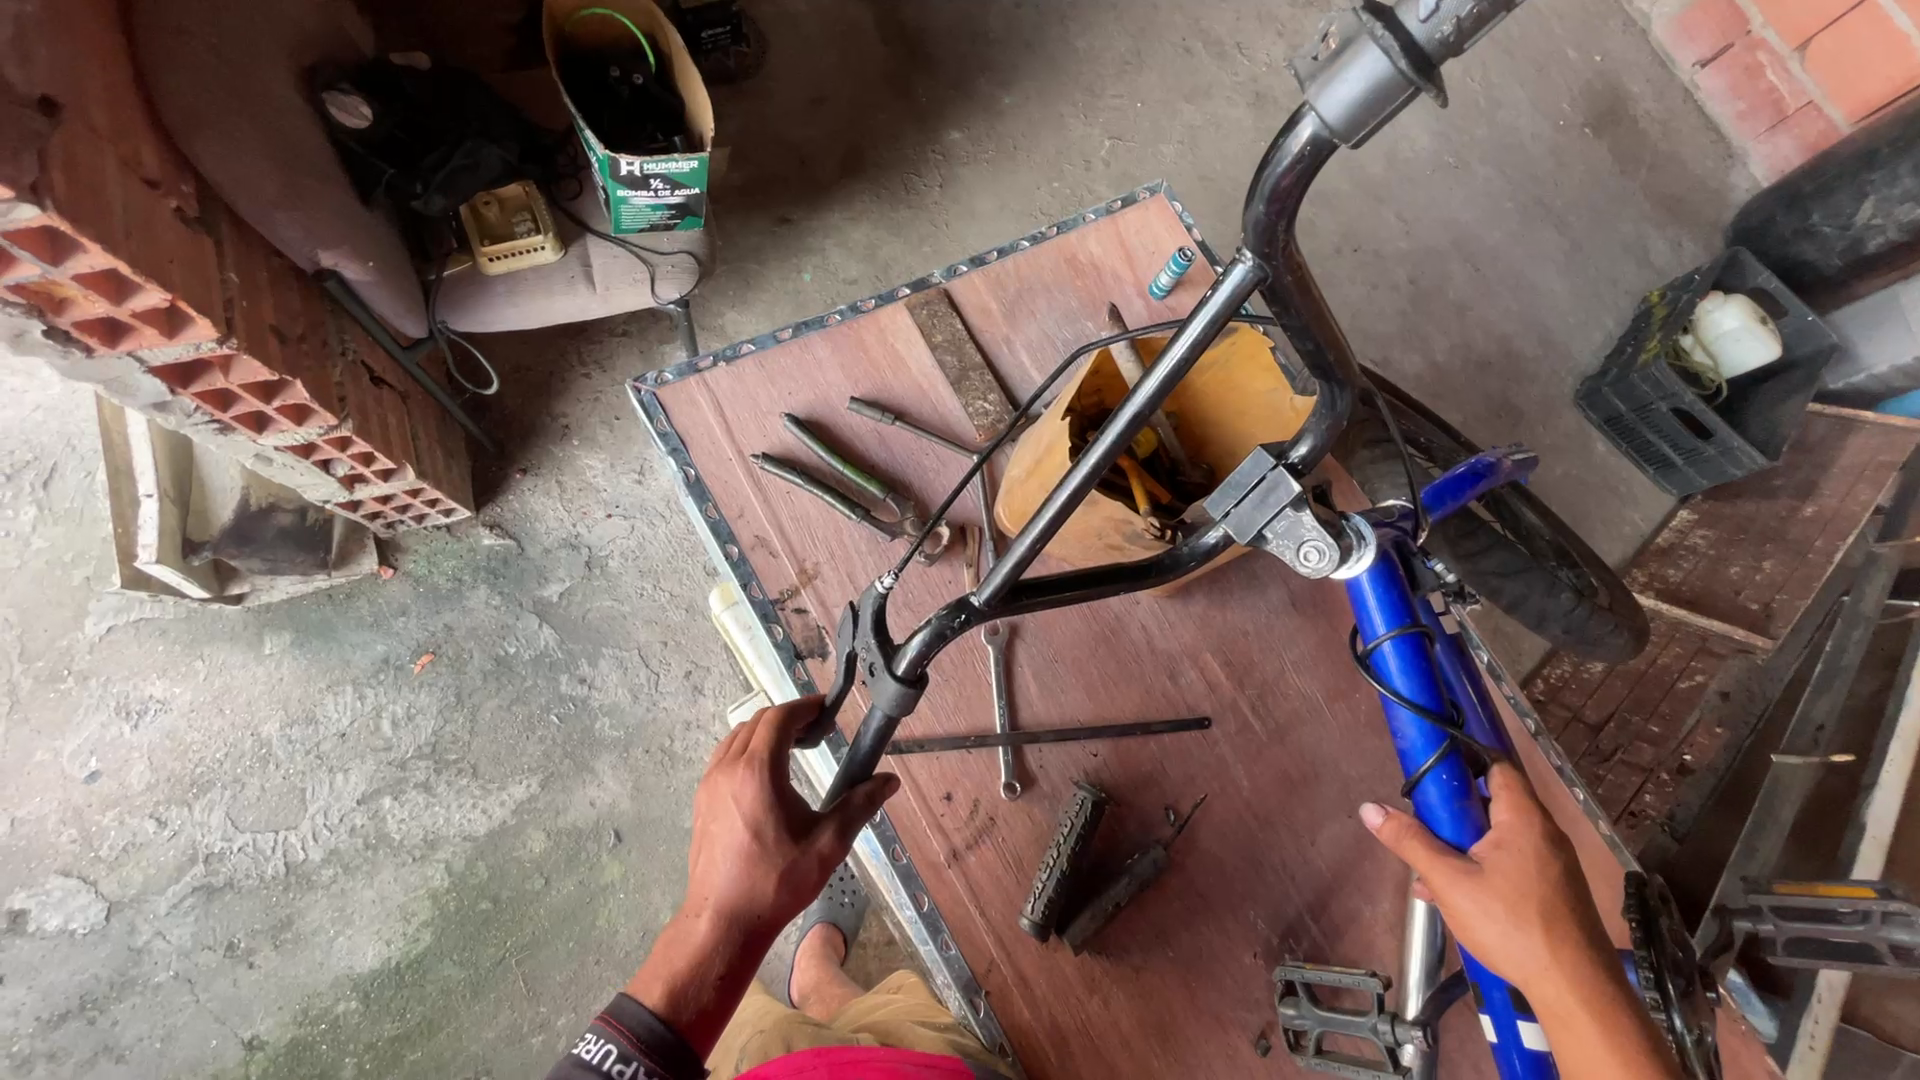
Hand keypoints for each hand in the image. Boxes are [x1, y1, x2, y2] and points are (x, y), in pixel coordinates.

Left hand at [680, 696, 899, 942]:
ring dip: (767, 732)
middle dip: (790, 718)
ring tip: (796, 748)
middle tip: (819, 730)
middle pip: (758, 721)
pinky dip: (748, 750)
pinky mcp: (702, 800)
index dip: (805, 707)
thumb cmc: (776, 882)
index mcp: (758, 772)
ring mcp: (710, 783)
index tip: (828, 710)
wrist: (723, 921)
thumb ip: (860, 804)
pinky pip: (725, 756)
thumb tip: (889, 781)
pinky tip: (769, 775)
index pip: (779, 718)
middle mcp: (728, 768)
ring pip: (738, 737)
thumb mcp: (828, 843)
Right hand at [1359, 763, 1614, 999]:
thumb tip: (1369, 809)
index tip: (1429, 770)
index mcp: (1523, 819)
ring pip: (1497, 837)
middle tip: (1420, 824)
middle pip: (1491, 803)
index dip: (1463, 760)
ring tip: (1428, 867)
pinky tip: (1452, 895)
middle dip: (1451, 813)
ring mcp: (1552, 864)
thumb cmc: (1512, 924)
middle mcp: (1543, 834)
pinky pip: (1509, 862)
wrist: (1576, 990)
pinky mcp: (1553, 890)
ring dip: (1461, 845)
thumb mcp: (1449, 881)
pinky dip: (1480, 866)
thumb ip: (1410, 842)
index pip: (1496, 766)